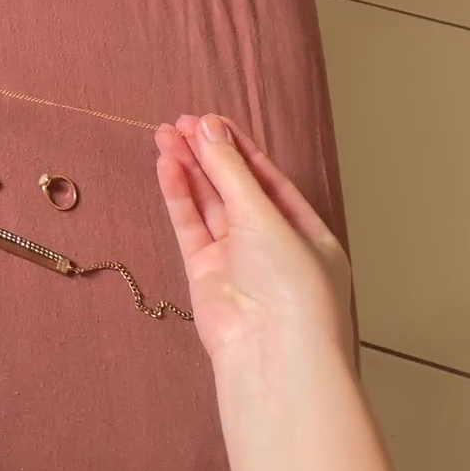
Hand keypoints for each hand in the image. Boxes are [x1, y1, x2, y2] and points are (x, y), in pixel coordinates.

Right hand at [155, 114, 353, 369]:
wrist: (270, 350)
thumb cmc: (291, 287)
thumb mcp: (265, 216)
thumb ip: (230, 171)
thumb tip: (207, 128)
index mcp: (304, 232)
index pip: (268, 179)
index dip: (238, 148)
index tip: (210, 120)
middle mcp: (270, 242)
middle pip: (233, 187)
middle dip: (207, 153)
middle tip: (180, 122)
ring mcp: (235, 255)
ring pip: (207, 201)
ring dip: (187, 167)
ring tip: (164, 134)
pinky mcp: (203, 267)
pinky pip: (189, 222)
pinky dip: (177, 192)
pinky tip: (165, 164)